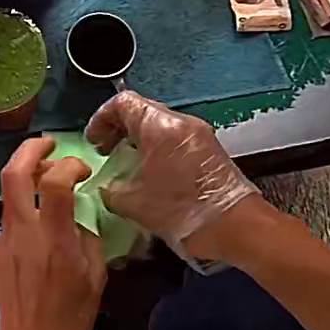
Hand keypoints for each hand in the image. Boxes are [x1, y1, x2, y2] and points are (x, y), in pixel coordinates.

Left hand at [0, 137, 106, 329]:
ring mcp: (5, 241)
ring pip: (8, 192)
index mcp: (54, 241)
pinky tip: (43, 221)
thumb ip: (89, 237)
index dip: (70, 164)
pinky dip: (26, 204)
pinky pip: (11, 216)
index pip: (55, 182)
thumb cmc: (70, 320)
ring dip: (27, 175)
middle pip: (13, 173)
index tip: (84, 171)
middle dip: (31, 149)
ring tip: (49, 178)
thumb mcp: (96, 276)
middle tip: (50, 143)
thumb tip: (81, 216)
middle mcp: (24, 233)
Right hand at [85, 91, 259, 259]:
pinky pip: (176, 138)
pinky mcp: (209, 148)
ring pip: (160, 124)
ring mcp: (199, 133)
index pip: (123, 102)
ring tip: (128, 163)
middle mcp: (181, 122)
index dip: (102, 118)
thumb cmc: (182, 210)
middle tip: (107, 151)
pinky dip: (158, 147)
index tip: (94, 141)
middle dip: (119, 128)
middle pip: (142, 110)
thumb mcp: (134, 204)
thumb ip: (112, 190)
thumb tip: (108, 187)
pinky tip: (151, 172)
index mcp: (159, 126)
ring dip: (139, 138)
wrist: (235, 227)